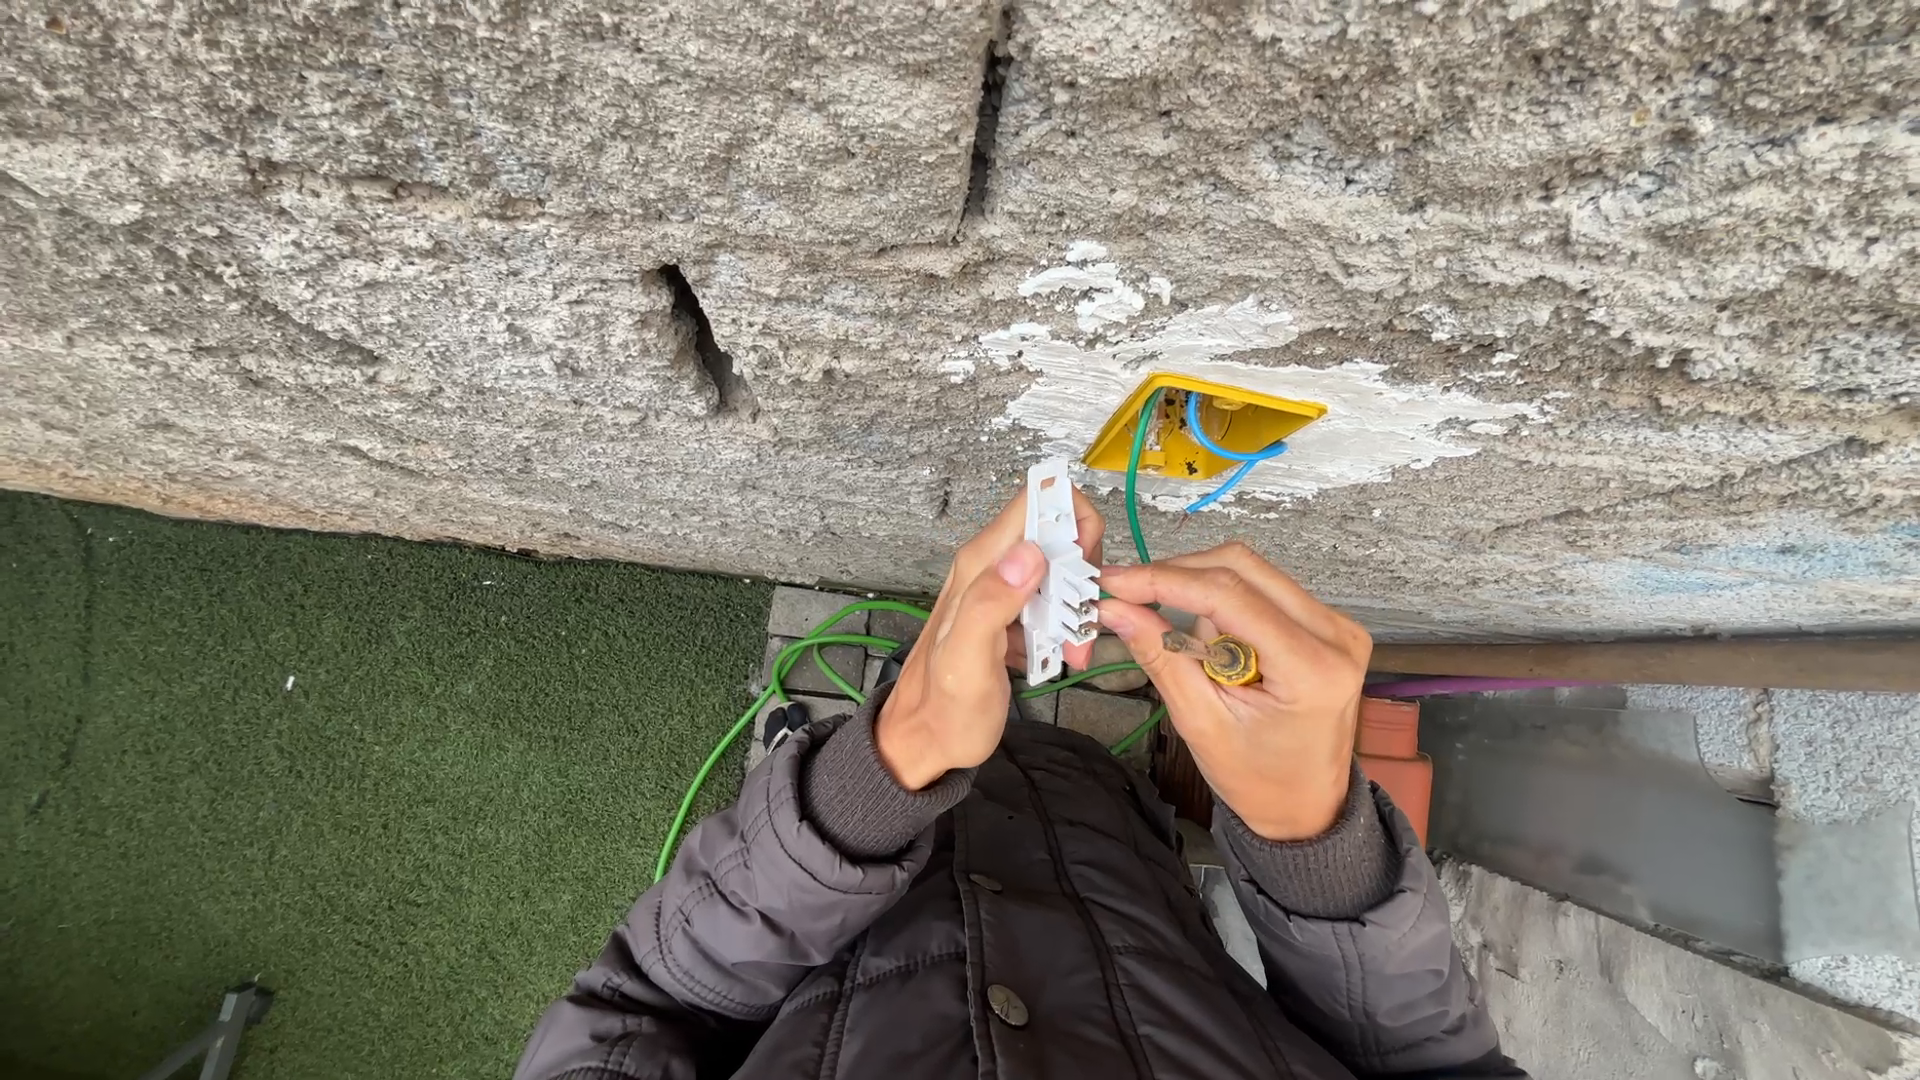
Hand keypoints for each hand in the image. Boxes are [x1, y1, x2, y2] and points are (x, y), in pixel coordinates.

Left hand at [875, 488, 1104, 789]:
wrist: (925, 740)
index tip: (1084, 567)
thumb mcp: (967, 660)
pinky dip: (1067, 625)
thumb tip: (1029, 553)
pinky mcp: (1010, 613)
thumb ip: (991, 603)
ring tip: (1070, 650)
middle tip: (1079, 619)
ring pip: (1060, 570)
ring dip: (1078, 605)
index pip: (1036, 501)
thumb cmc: (946, 710)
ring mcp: (1001, 588)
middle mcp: (990, 566)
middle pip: (1057, 533)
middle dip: (1083, 570)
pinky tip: (1061, 657)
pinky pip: (1052, 601)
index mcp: (980, 565)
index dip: (1073, 521)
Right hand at [1097, 543, 1371, 840]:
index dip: (1164, 580)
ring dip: (1197, 588)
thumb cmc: (1258, 777)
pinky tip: (1210, 642)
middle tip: (1129, 594)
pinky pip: (1259, 586)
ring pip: (1248, 570)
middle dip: (1176, 575)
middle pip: (1239, 567)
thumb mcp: (1199, 723)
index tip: (1116, 582)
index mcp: (1312, 668)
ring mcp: (1334, 624)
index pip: (1228, 595)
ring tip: (1182, 640)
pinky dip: (1219, 601)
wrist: (1306, 805)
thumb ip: (1161, 656)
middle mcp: (1334, 634)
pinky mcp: (1323, 622)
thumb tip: (1116, 608)